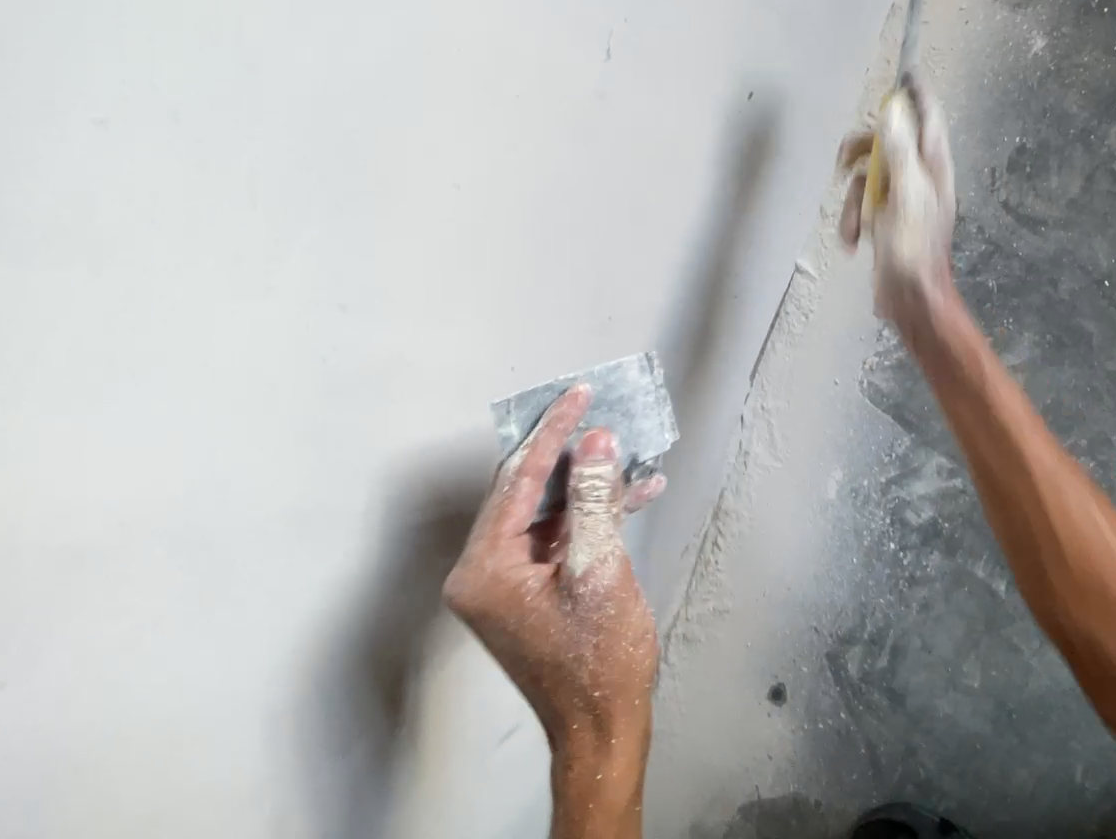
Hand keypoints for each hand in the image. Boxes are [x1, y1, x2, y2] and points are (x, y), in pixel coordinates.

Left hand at [443, 384, 665, 816]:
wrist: (602, 722)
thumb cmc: (599, 655)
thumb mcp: (599, 568)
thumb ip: (592, 498)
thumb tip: (595, 440)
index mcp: (484, 568)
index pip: (516, 479)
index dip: (553, 432)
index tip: (578, 393)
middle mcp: (483, 570)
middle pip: (525, 490)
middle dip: (570, 453)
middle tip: (599, 412)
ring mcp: (505, 581)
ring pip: (546, 509)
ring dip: (588, 486)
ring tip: (629, 458)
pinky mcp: (530, 587)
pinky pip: (558, 534)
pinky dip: (591, 517)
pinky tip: (632, 497)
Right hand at [837, 75, 956, 332]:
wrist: (910, 296)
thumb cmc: (914, 248)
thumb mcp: (905, 195)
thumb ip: (898, 151)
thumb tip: (892, 111)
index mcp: (932, 166)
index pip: (927, 116)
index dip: (916, 93)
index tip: (905, 71)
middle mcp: (919, 176)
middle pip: (887, 141)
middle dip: (862, 151)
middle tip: (844, 161)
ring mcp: (901, 198)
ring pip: (867, 175)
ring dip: (853, 200)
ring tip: (855, 227)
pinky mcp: (885, 218)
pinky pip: (862, 204)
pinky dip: (853, 219)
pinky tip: (854, 240)